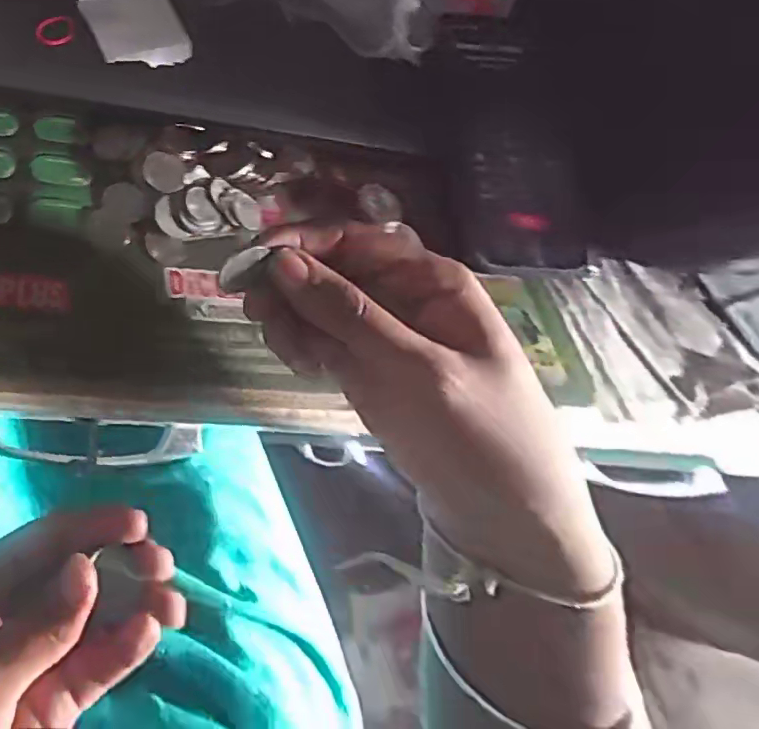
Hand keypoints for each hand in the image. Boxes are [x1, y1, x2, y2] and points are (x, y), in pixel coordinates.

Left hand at [0, 506, 187, 728]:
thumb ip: (36, 627)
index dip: (92, 525)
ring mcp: (44, 650)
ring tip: (172, 604)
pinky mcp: (60, 696)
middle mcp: (22, 606)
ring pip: (98, 616)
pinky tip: (149, 632)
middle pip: (80, 570)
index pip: (48, 540)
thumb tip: (86, 567)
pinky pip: (98, 663)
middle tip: (162, 564)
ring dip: (135, 603)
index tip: (138, 523)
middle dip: (121, 560)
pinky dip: (125, 647)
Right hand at [243, 222, 612, 596]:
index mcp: (426, 279)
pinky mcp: (358, 363)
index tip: (252, 258)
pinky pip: (313, 336)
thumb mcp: (416, 368)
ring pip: (310, 304)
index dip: (299, 242)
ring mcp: (375, 331)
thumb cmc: (480, 433)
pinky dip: (297, 345)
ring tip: (289, 352)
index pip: (350, 239)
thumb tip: (280, 260)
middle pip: (323, 269)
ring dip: (287, 318)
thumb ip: (346, 312)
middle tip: (255, 311)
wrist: (506, 518)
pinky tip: (303, 367)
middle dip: (285, 285)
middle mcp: (397, 295)